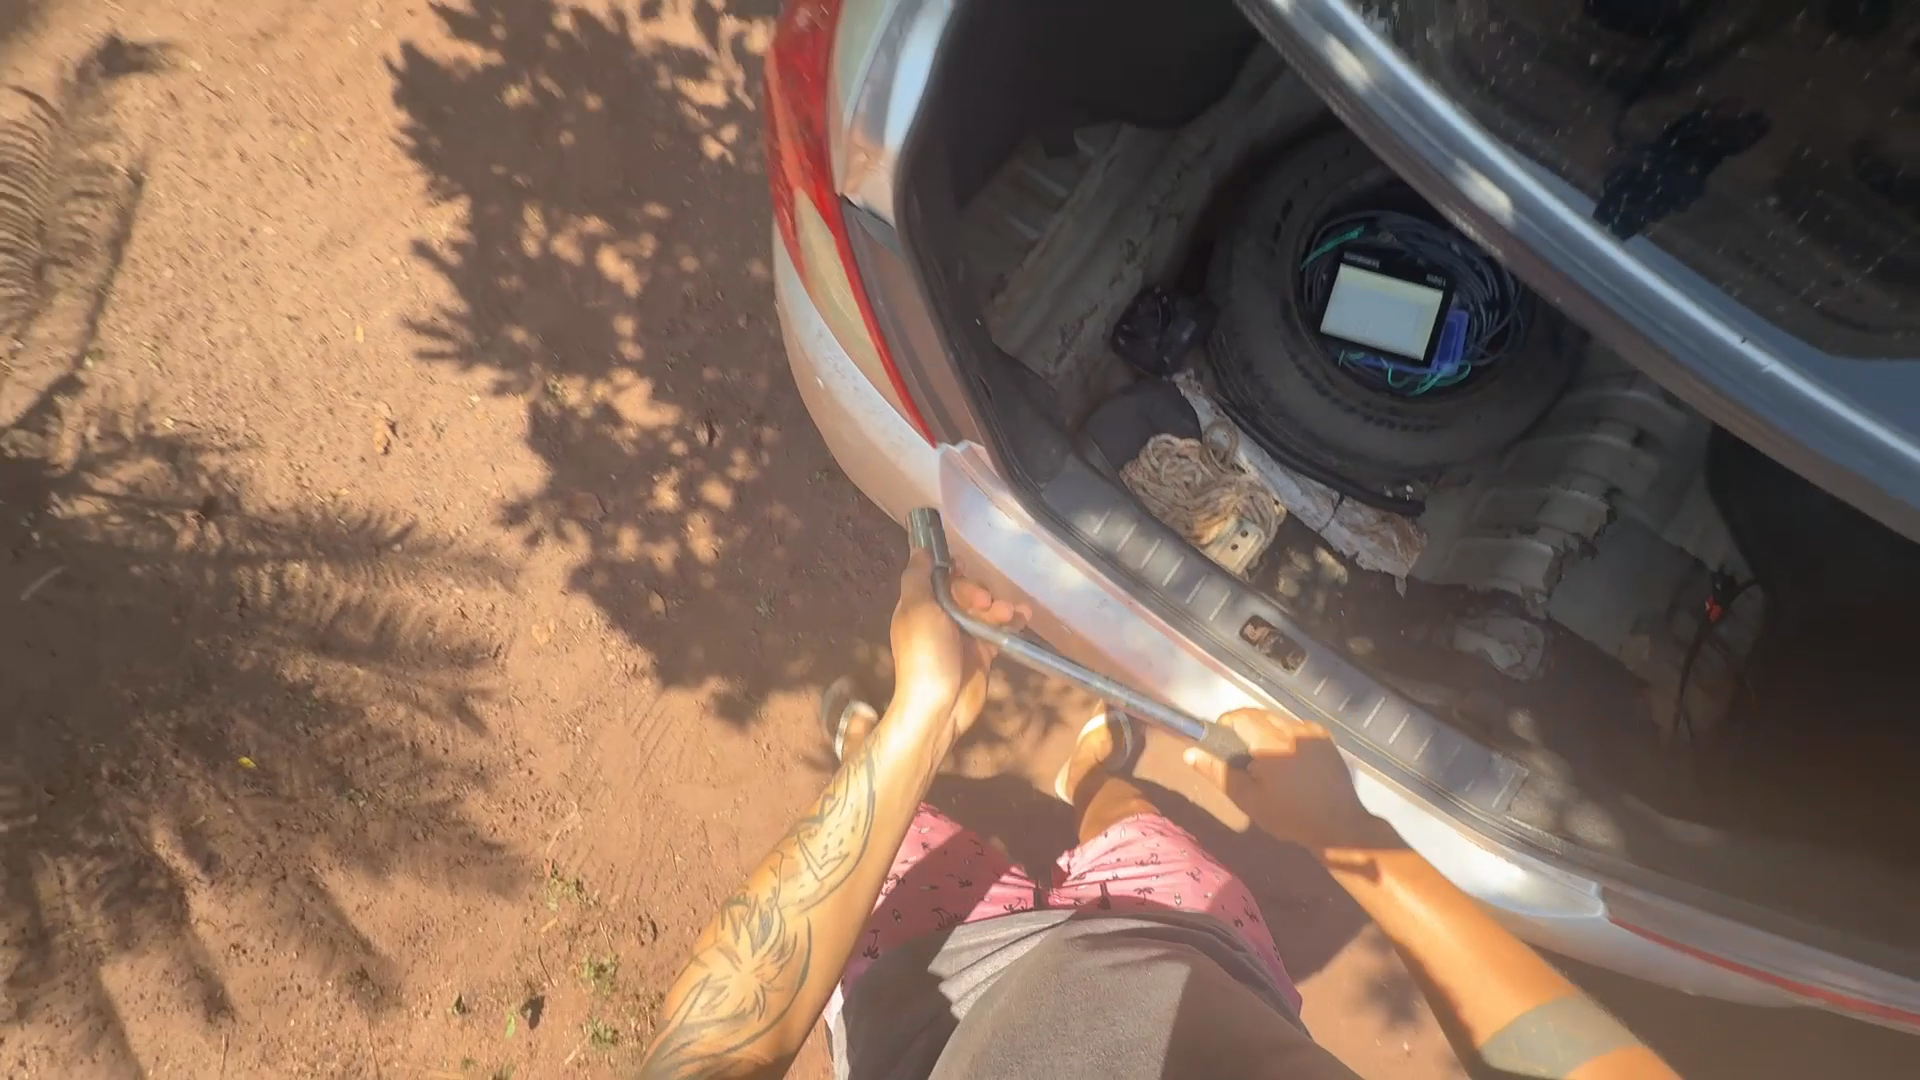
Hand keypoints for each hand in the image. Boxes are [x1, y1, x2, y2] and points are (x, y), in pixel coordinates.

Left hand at [889, 550, 1027, 736]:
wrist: (939, 706)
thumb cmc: (925, 654)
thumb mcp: (916, 608)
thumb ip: (918, 577)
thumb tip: (919, 548)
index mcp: (921, 606)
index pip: (939, 578)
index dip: (954, 573)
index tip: (964, 569)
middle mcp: (941, 618)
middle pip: (966, 592)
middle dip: (979, 593)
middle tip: (986, 604)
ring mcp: (963, 636)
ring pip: (986, 610)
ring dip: (1000, 607)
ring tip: (1010, 614)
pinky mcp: (982, 653)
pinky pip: (999, 630)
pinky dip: (1011, 623)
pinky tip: (1023, 619)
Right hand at [1183, 709, 1401, 855]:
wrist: (1340, 828)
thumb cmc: (1290, 817)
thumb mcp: (1248, 799)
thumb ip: (1218, 772)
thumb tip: (1190, 752)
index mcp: (1271, 742)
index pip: (1239, 716)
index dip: (1226, 726)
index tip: (1223, 745)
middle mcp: (1292, 729)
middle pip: (1257, 715)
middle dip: (1244, 729)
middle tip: (1243, 758)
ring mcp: (1312, 731)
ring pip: (1276, 719)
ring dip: (1265, 732)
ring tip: (1267, 762)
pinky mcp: (1325, 737)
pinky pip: (1295, 727)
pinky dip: (1285, 737)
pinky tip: (1290, 762)